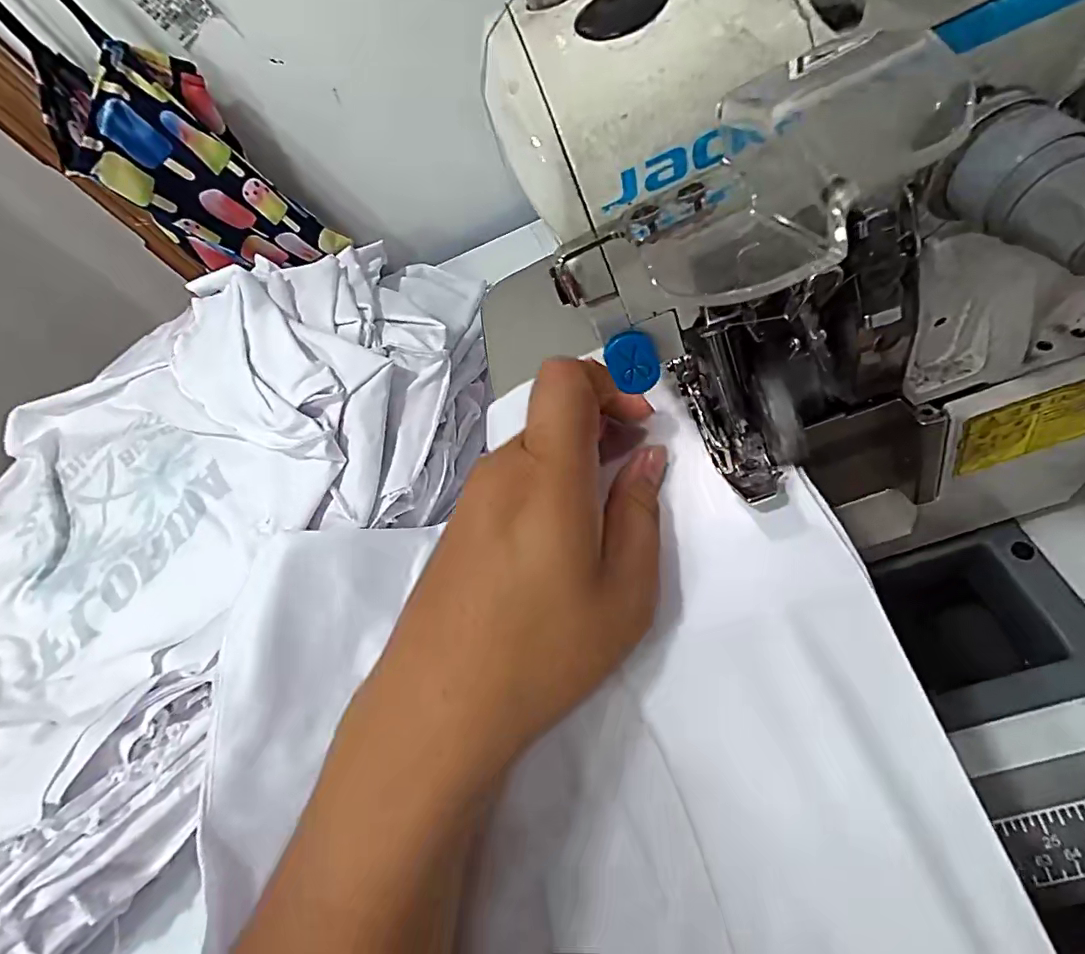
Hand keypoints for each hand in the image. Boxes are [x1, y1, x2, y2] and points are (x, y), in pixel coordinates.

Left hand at [353, 357, 667, 782]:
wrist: (438, 707)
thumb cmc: (544, 649)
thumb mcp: (624, 591)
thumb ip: (641, 511)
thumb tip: (646, 459)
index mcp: (545, 472)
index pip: (562, 378)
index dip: (608, 380)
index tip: (639, 422)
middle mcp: (502, 470)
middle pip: (551, 412)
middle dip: (602, 422)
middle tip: (635, 464)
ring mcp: (473, 498)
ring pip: (533, 448)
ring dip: (576, 458)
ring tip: (605, 510)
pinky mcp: (459, 525)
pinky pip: (512, 480)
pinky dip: (547, 484)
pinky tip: (562, 541)